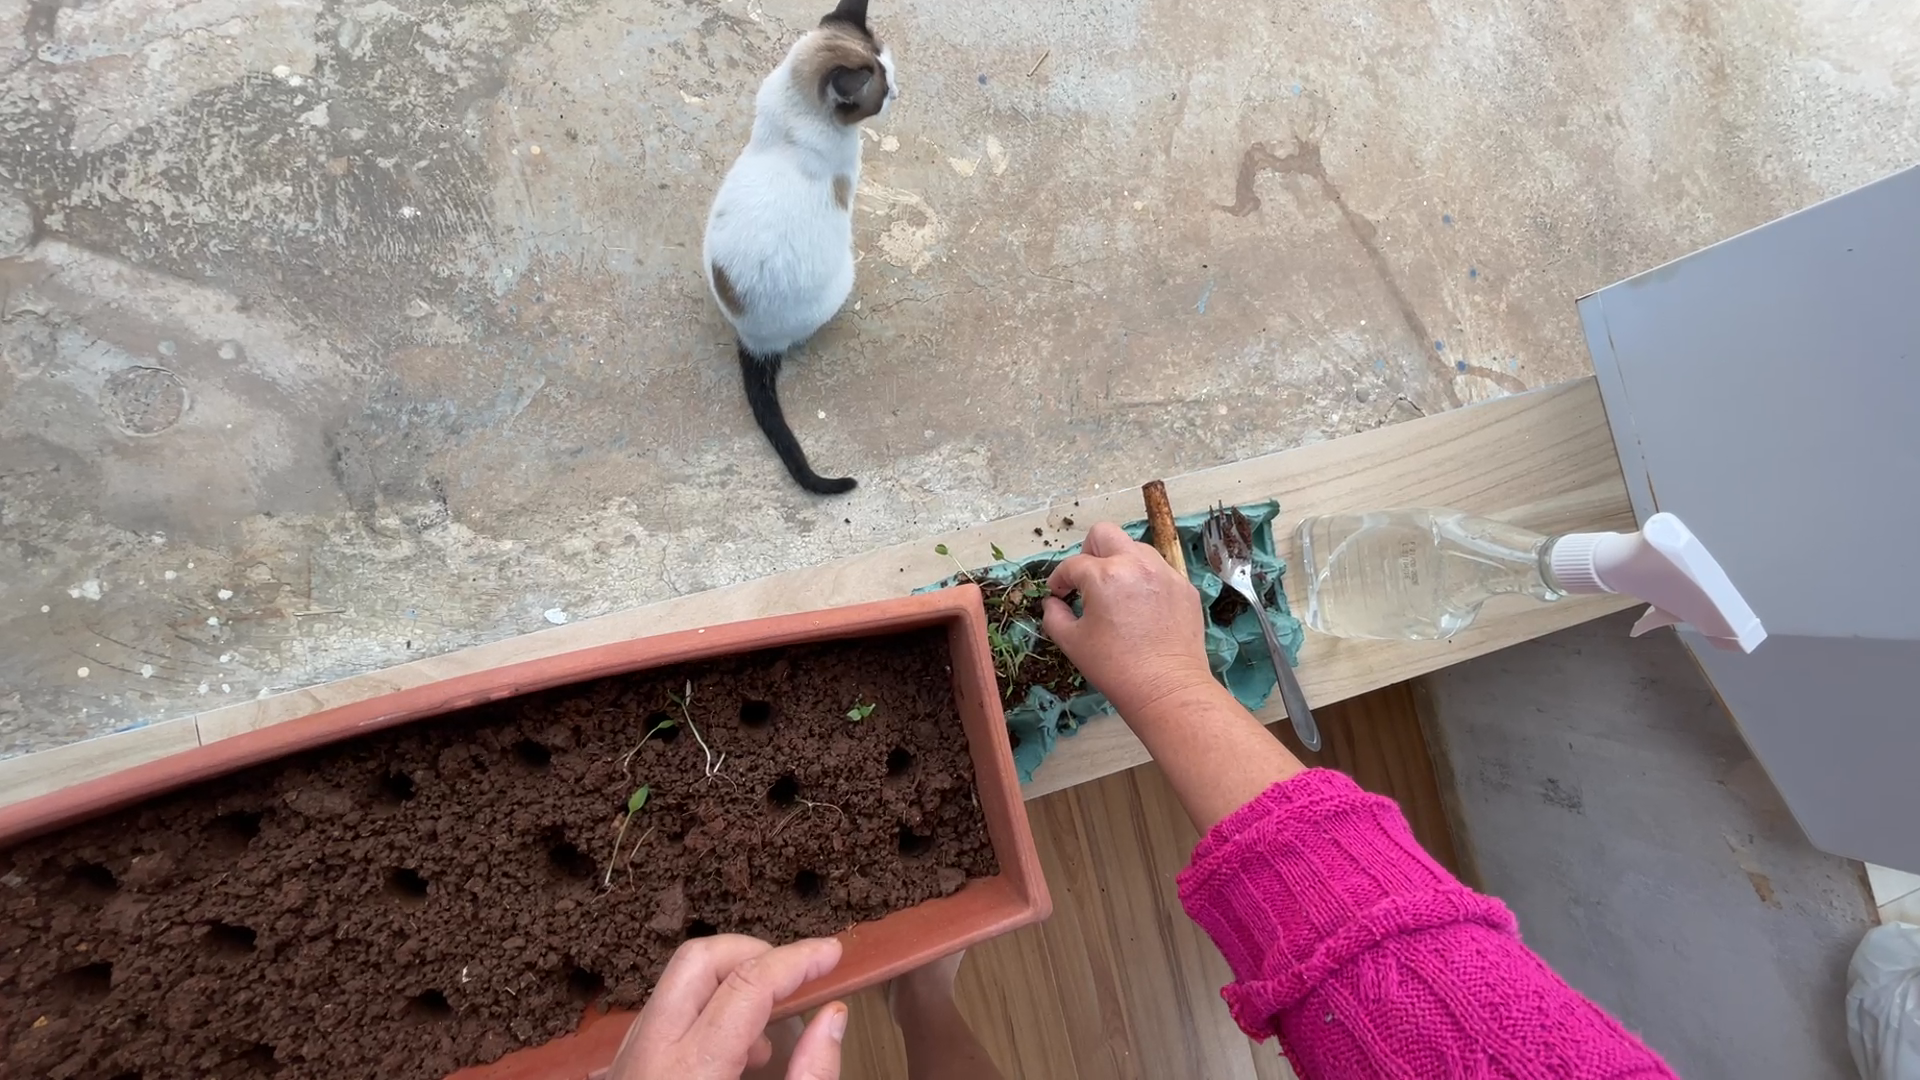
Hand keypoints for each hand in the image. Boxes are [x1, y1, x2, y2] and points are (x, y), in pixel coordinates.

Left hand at [605, 935, 845, 1079]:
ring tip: (770, 1028)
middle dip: (754, 952)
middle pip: (697, 958)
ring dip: (732, 981)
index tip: (833, 953)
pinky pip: (666, 1014)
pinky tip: (736, 1053)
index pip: (746, 984)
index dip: (797, 959)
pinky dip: (708, 1011)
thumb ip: (809, 1078)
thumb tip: (833, 1015)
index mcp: (687, 1074)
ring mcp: (625, 1063)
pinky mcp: (621, 1071)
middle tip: (795, 976)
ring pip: (678, 981)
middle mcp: (645, 1058)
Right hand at [1042, 522, 1214, 717]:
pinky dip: (1144, 580)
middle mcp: (1135, 564)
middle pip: (1104, 534)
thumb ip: (1053, 615)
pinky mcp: (1184, 587)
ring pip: (1135, 548)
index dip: (1059, 580)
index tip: (1059, 595)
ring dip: (1119, 562)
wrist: (1166, 688)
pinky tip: (1142, 608)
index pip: (1072, 565)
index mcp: (1103, 575)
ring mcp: (1164, 572)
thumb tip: (1053, 602)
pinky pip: (1158, 570)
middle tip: (1087, 580)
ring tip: (1116, 593)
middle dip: (1089, 552)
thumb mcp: (1071, 642)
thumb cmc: (1114, 667)